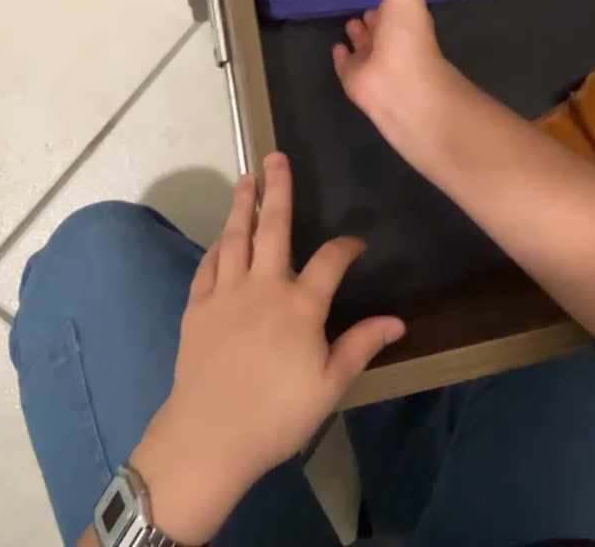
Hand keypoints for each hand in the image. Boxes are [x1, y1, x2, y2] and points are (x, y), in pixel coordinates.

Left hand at [129, 154, 403, 543]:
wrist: (209, 437)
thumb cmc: (277, 415)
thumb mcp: (329, 385)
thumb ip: (360, 346)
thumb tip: (397, 321)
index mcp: (301, 304)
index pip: (331, 260)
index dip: (348, 246)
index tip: (357, 244)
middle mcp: (263, 285)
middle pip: (273, 227)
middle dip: (277, 189)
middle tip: (275, 157)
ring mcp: (226, 293)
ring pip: (236, 237)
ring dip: (242, 205)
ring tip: (246, 180)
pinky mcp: (197, 307)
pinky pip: (208, 266)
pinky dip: (217, 247)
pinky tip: (222, 239)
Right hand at [332, 0, 459, 128]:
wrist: (401, 88)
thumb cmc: (408, 37)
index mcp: (402, 14)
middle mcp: (388, 35)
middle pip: (377, 16)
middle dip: (369, 4)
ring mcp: (370, 57)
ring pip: (362, 39)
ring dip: (355, 28)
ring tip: (341, 6)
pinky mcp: (353, 76)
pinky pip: (345, 62)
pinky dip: (341, 53)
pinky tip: (334, 43)